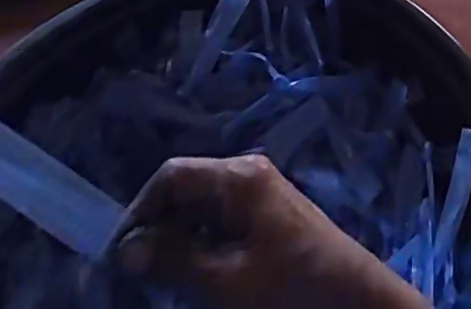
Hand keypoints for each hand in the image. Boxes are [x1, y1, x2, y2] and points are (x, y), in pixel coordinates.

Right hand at [116, 154, 429, 308]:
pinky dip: (198, 245)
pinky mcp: (266, 217)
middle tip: (130, 276)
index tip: (116, 257)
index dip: (140, 211)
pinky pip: (220, 222)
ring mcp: (258, 194)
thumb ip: (175, 261)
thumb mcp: (227, 281)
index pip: (173, 175)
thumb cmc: (290, 286)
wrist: (354, 299)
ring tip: (154, 281)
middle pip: (186, 189)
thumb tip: (126, 248)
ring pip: (201, 208)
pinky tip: (188, 277)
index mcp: (238, 176)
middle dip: (155, 228)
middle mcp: (246, 174)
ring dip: (175, 240)